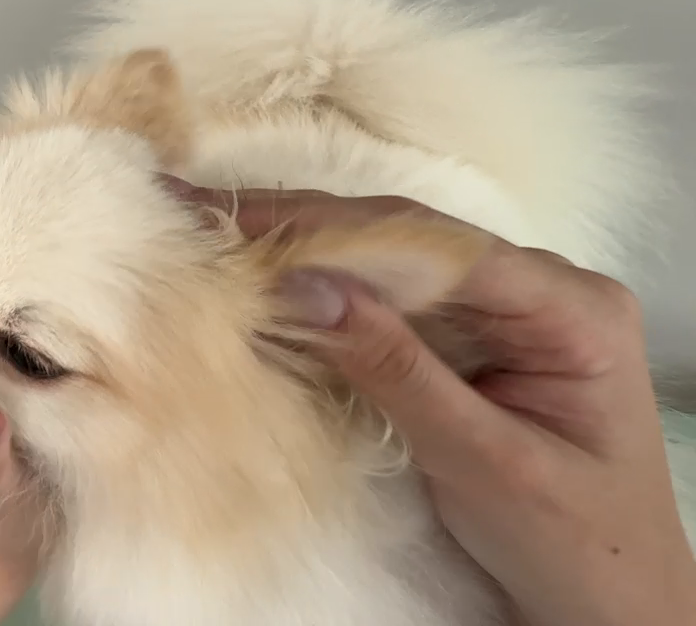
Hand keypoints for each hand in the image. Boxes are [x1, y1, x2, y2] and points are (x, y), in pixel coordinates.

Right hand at [182, 186, 695, 625]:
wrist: (602, 605)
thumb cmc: (570, 543)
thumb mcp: (481, 458)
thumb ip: (393, 365)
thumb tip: (297, 284)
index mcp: (565, 306)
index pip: (428, 243)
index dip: (325, 226)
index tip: (231, 224)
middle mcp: (527, 284)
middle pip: (392, 231)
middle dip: (289, 221)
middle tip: (190, 206)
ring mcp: (485, 301)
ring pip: (371, 247)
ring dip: (284, 238)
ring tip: (201, 218)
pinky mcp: (446, 323)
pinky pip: (365, 282)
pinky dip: (299, 272)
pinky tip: (246, 257)